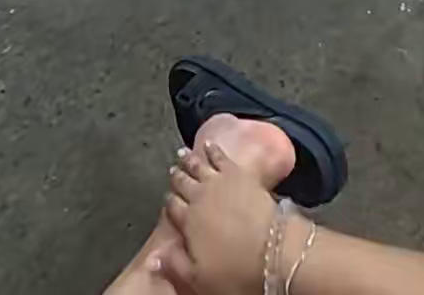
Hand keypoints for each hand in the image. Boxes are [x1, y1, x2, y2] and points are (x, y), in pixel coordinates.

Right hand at [155, 142, 280, 294]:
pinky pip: (220, 155)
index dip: (168, 203)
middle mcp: (200, 196)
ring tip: (181, 153)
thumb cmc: (234, 269)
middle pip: (183, 183)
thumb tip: (153, 258)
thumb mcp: (198, 278)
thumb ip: (174, 265)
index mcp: (188, 222)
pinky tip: (209, 144)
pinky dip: (213, 149)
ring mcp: (219, 180)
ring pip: (198, 165)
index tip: (166, 199)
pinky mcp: (238, 171)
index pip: (172, 208)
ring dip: (189, 159)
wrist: (270, 247)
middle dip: (176, 176)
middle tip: (171, 170)